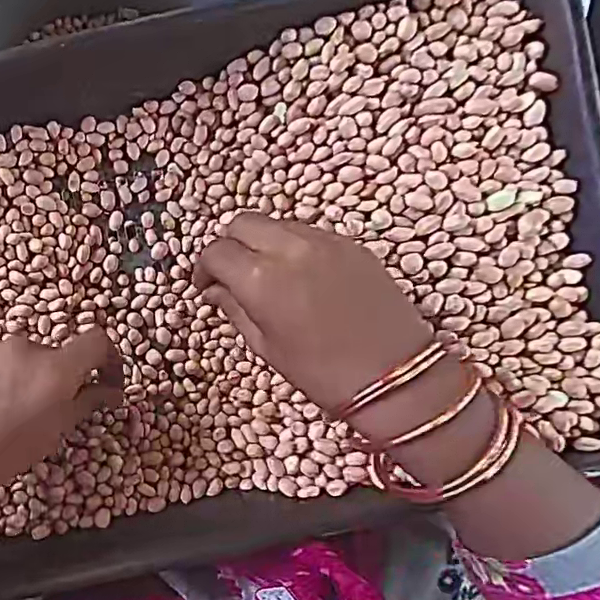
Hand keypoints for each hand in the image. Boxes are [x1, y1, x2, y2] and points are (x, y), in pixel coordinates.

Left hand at [0, 329, 123, 507]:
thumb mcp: (50, 435)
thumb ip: (84, 404)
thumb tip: (108, 391)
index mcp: (55, 371)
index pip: (98, 342)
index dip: (111, 360)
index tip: (108, 381)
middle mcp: (28, 347)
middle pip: (61, 355)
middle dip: (64, 379)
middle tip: (54, 411)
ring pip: (30, 359)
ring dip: (34, 379)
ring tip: (15, 414)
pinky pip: (4, 360)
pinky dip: (8, 377)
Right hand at [193, 213, 436, 417]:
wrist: (396, 376)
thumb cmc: (322, 373)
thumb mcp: (266, 346)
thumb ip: (235, 308)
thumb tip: (216, 290)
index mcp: (261, 279)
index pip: (216, 252)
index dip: (204, 268)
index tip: (206, 286)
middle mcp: (290, 249)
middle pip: (242, 223)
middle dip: (229, 246)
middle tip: (231, 275)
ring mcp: (324, 241)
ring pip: (276, 224)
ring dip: (261, 243)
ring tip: (267, 277)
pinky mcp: (351, 244)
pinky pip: (308, 233)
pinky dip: (292, 247)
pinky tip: (300, 277)